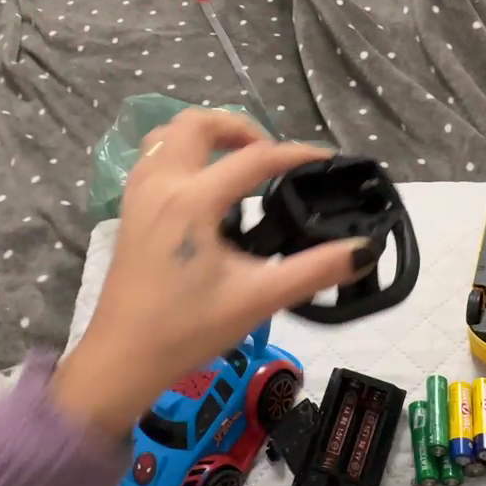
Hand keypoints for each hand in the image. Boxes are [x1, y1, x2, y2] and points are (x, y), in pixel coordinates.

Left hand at [51, 110, 372, 438]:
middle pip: (198, 123)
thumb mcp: (258, 299)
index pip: (254, 159)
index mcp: (193, 200)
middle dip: (239, 128)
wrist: (121, 361)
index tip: (327, 160)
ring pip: (169, 135)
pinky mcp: (129, 210)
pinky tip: (205, 186)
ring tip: (238, 162)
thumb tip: (364, 250)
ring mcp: (139, 194)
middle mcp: (162, 184)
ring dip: (206, 136)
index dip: (295, 154)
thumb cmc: (187, 330)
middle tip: (270, 155)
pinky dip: (183, 153)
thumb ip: (315, 270)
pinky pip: (155, 157)